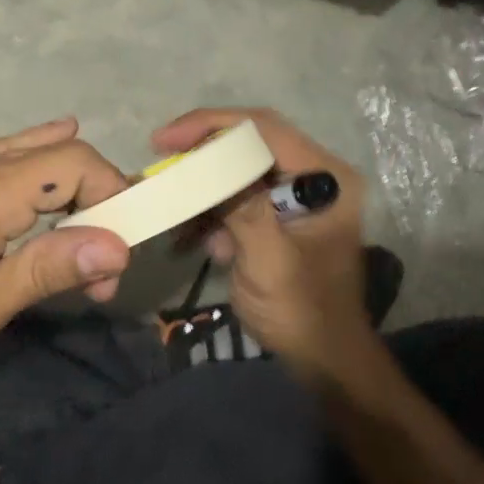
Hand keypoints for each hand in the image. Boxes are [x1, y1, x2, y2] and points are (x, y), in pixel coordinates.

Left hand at [0, 118, 132, 394]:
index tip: (119, 257)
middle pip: (58, 154)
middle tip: (100, 269)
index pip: (75, 164)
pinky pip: (0, 163)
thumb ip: (44, 271)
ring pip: (30, 156)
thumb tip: (116, 245)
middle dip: (97, 200)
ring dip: (68, 193)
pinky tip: (50, 181)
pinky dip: (37, 174)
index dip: (114, 196)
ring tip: (81, 246)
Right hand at [153, 108, 370, 381]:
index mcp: (326, 178)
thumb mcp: (270, 261)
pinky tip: (188, 238)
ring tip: (168, 204)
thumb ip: (244, 211)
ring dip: (201, 188)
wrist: (322, 358)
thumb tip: (208, 170)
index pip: (264, 129)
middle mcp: (314, 176)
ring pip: (236, 171)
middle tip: (158, 163)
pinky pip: (234, 199)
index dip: (211, 125)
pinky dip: (208, 213)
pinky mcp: (276, 217)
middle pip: (248, 144)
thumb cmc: (302, 310)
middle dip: (200, 154)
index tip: (163, 139)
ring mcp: (294, 197)